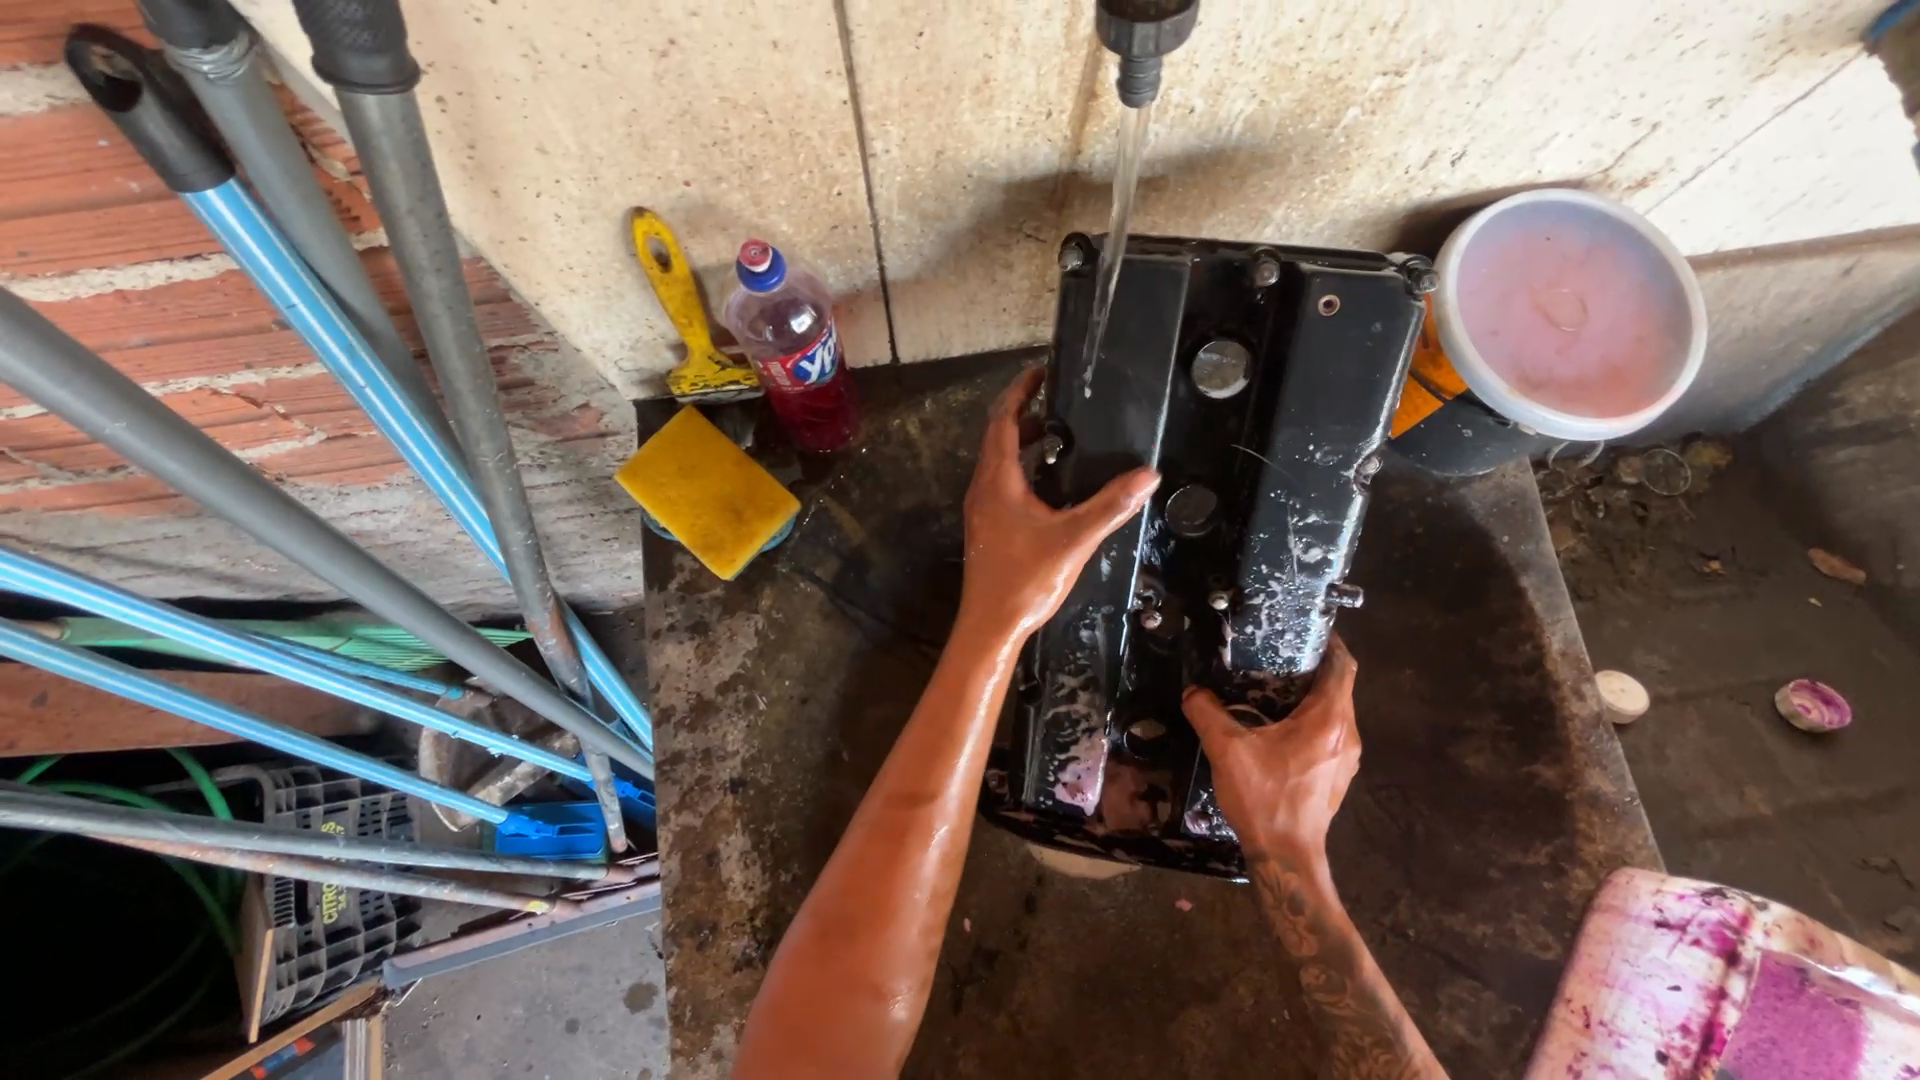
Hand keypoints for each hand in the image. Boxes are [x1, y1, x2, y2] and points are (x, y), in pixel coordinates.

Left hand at [958, 368, 1159, 635]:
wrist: (990, 625)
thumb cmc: (1024, 580)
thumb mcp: (1074, 539)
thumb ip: (1109, 506)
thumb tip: (1147, 476)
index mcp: (998, 481)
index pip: (1002, 421)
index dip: (1019, 392)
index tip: (1038, 372)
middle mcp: (983, 489)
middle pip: (997, 438)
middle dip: (1022, 415)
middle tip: (1055, 402)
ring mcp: (981, 510)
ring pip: (998, 462)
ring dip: (1021, 443)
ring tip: (1055, 436)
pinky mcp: (987, 528)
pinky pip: (1001, 484)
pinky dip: (1021, 470)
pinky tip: (1048, 485)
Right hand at [1182, 637, 1359, 864]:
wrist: (1287, 857)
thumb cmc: (1264, 798)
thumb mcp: (1227, 750)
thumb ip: (1206, 713)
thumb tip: (1192, 691)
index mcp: (1327, 721)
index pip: (1343, 667)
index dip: (1331, 643)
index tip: (1308, 628)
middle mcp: (1346, 735)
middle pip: (1339, 687)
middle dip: (1312, 667)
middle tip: (1277, 654)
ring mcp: (1346, 758)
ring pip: (1335, 711)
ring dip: (1311, 695)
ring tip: (1274, 687)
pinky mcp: (1338, 775)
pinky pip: (1330, 732)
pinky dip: (1311, 719)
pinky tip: (1278, 727)